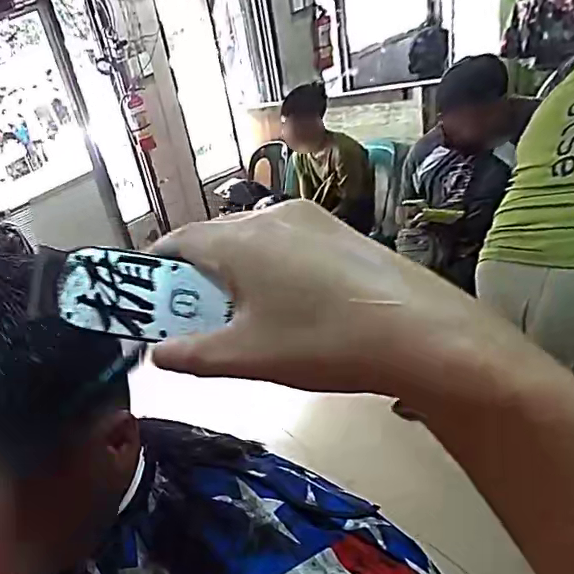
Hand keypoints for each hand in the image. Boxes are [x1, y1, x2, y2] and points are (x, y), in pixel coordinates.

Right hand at [150, 200, 528, 398]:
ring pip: (252, 240)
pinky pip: (287, 242)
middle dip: (197, 278)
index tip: (154, 303)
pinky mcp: (340, 230)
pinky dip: (271, 268)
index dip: (156, 272)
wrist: (420, 333)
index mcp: (236, 241)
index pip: (176, 242)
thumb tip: (158, 353)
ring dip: (235, 273)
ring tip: (250, 317)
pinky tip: (294, 305)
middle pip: (213, 239)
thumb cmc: (321, 344)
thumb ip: (192, 354)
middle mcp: (269, 215)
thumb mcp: (246, 358)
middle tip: (202, 320)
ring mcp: (310, 218)